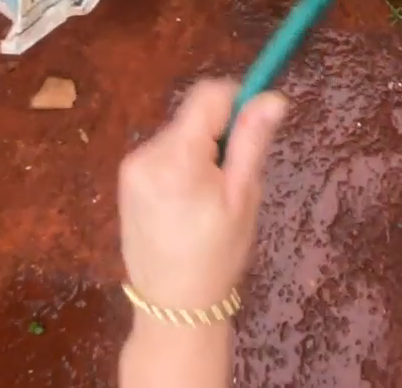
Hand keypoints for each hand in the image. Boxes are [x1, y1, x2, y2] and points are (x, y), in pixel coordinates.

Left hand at [117, 79, 288, 308]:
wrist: (173, 306)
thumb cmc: (217, 253)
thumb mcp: (244, 195)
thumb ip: (253, 140)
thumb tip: (274, 97)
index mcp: (177, 158)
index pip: (207, 95)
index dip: (236, 99)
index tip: (252, 127)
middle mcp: (146, 154)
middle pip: (195, 114)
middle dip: (219, 131)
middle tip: (234, 173)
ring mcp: (132, 167)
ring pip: (182, 130)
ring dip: (202, 147)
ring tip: (212, 191)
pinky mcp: (127, 179)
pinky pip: (165, 149)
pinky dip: (184, 161)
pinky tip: (190, 198)